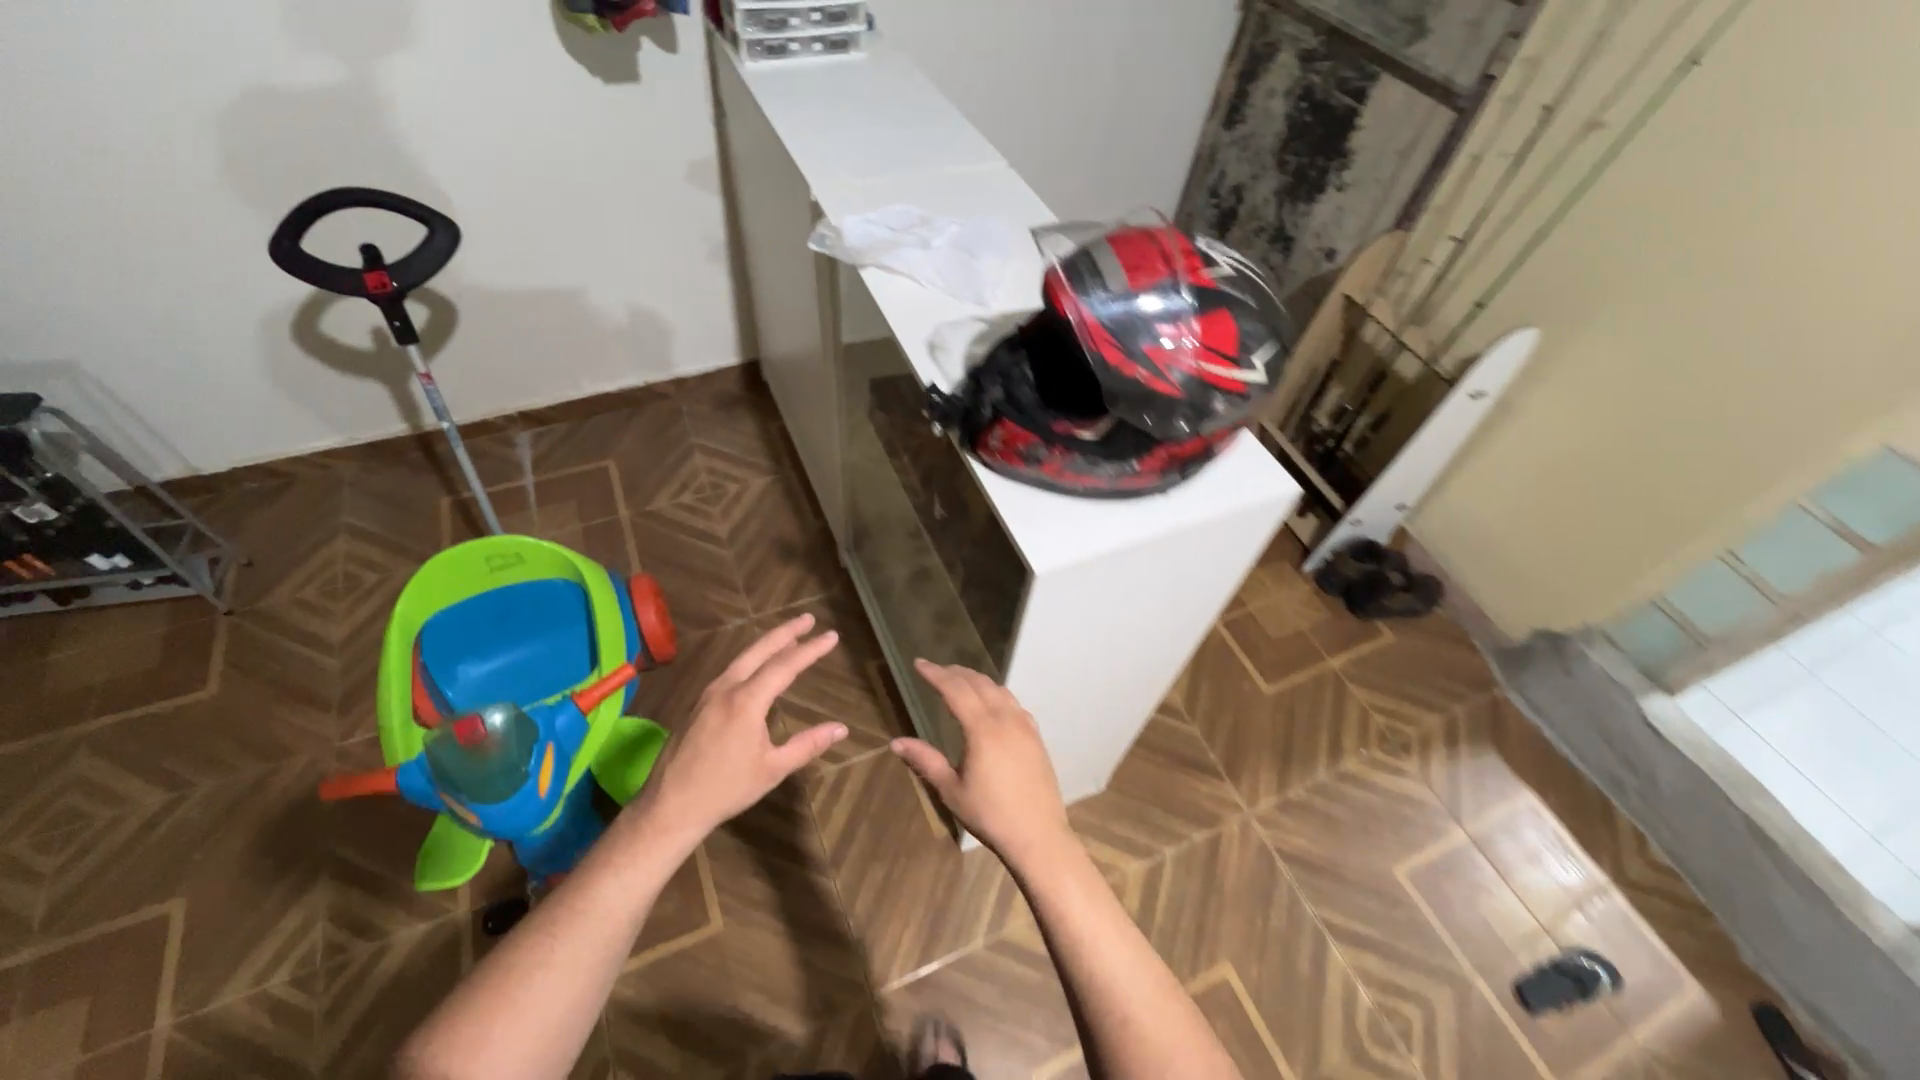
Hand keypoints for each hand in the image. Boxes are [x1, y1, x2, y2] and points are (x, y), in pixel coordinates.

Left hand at [624, 615, 845, 848]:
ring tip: (787, 638)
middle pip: (759, 650)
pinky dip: (750, 661)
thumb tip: (841, 728)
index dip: (810, 649)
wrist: (671, 804)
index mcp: (746, 701)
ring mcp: (708, 695)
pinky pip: (730, 671)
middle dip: (786, 632)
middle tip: (808, 618)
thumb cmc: (726, 788)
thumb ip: (808, 745)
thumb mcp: (773, 768)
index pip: (785, 665)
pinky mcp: (698, 704)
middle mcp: (726, 688)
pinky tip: (756, 668)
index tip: (831, 636)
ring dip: (767, 645)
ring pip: (742, 659)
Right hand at [890, 660, 1070, 864]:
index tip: (919, 664)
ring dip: (978, 681)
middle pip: (979, 684)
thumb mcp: (952, 789)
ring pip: (1000, 690)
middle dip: (956, 673)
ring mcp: (1026, 727)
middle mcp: (1006, 720)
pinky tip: (992, 704)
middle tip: (936, 670)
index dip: (936, 674)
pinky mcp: (1036, 738)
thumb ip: (925, 761)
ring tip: (960, 681)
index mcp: (983, 729)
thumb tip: (896, 742)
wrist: (1038, 835)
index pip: (956, 690)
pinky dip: (997, 694)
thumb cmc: (990, 815)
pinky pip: (1015, 704)